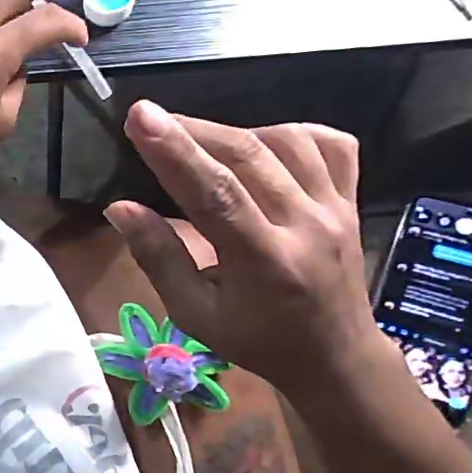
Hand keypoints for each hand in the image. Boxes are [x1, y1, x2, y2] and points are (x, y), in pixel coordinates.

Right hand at [103, 101, 378, 390]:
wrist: (335, 356)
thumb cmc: (256, 340)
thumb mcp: (195, 313)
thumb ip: (158, 258)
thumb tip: (119, 207)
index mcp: (264, 263)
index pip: (216, 193)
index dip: (175, 152)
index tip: (140, 116)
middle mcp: (306, 227)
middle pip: (248, 155)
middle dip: (192, 129)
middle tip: (151, 120)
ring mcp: (336, 209)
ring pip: (287, 140)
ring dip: (235, 131)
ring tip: (201, 142)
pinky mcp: (351, 200)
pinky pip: (329, 144)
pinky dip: (290, 132)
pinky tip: (262, 143)